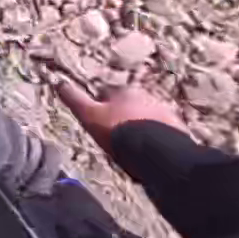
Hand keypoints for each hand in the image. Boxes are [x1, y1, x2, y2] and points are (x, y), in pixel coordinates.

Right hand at [55, 81, 185, 150]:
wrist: (158, 154)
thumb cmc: (120, 132)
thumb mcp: (89, 115)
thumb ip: (74, 99)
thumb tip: (58, 82)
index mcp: (123, 90)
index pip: (107, 93)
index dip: (100, 108)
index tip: (97, 123)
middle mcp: (147, 97)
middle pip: (129, 106)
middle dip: (122, 118)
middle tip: (115, 138)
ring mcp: (166, 114)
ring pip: (147, 120)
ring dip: (140, 129)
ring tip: (133, 150)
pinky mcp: (180, 132)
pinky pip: (163, 134)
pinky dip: (156, 141)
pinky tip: (149, 155)